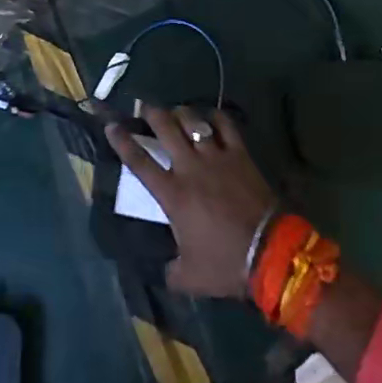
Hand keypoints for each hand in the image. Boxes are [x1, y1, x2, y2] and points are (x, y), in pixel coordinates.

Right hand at [106, 103, 276, 297]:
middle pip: (165, 128)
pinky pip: (226, 125)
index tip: (112, 126)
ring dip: (181, 112)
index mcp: (172, 194)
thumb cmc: (225, 263)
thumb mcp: (188, 276)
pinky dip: (216, 116)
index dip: (122, 141)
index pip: (139, 161)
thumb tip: (164, 269)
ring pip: (193, 121)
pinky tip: (211, 115)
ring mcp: (216, 157)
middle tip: (144, 106)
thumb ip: (170, 269)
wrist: (270, 253)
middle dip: (152, 113)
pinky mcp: (240, 155)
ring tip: (175, 110)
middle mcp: (190, 167)